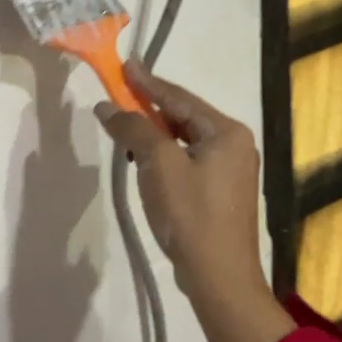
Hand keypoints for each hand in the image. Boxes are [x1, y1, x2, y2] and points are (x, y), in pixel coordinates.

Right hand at [96, 60, 294, 341]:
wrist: (218, 277)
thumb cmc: (190, 214)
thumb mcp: (157, 164)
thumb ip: (133, 129)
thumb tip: (107, 107)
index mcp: (226, 132)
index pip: (179, 97)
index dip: (147, 81)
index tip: (124, 64)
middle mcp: (234, 144)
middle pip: (183, 115)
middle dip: (148, 108)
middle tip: (117, 95)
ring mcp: (230, 170)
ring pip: (183, 139)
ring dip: (152, 134)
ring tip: (122, 130)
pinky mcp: (220, 192)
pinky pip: (186, 159)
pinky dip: (162, 155)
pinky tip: (141, 161)